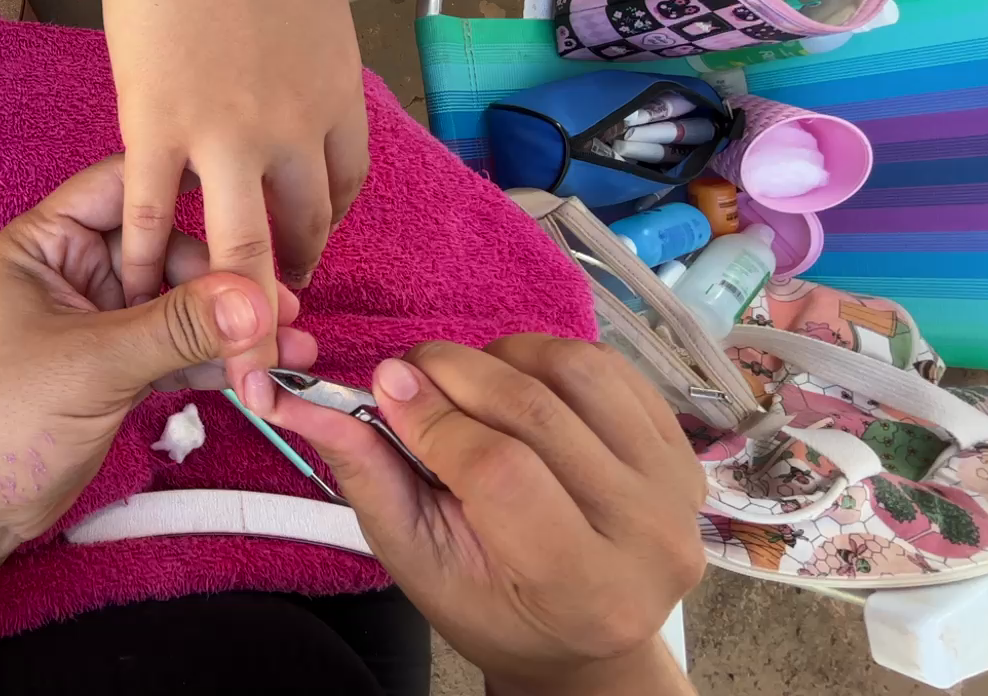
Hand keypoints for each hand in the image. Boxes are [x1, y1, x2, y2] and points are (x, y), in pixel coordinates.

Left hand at [0, 157, 312, 541]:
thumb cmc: (0, 417)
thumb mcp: (90, 364)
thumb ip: (175, 327)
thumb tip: (257, 298)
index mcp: (49, 240)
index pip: (125, 187)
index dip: (184, 187)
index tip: (252, 201)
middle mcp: (78, 267)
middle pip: (165, 248)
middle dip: (222, 280)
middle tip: (279, 311)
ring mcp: (102, 316)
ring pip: (178, 302)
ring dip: (230, 324)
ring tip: (291, 346)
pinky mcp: (119, 361)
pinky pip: (176, 347)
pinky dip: (215, 360)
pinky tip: (264, 372)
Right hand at [32, 0, 369, 405]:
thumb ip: (300, 48)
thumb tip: (281, 64)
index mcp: (336, 84)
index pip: (343, 179)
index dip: (324, 220)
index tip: (305, 236)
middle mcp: (296, 123)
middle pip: (303, 225)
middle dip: (292, 276)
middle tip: (276, 310)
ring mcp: (227, 130)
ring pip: (238, 244)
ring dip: (231, 301)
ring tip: (222, 336)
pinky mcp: (157, 123)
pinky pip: (150, 211)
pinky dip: (144, 257)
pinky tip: (136, 285)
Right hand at [268, 334, 705, 694]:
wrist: (578, 631)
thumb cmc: (482, 600)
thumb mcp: (409, 551)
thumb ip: (362, 472)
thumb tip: (305, 399)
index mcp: (578, 584)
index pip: (502, 472)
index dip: (432, 416)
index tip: (381, 385)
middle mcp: (648, 536)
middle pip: (535, 412)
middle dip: (450, 371)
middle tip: (406, 375)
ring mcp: (676, 488)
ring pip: (573, 370)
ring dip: (500, 358)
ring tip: (468, 388)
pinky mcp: (682, 450)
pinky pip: (604, 365)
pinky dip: (542, 355)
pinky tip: (516, 385)